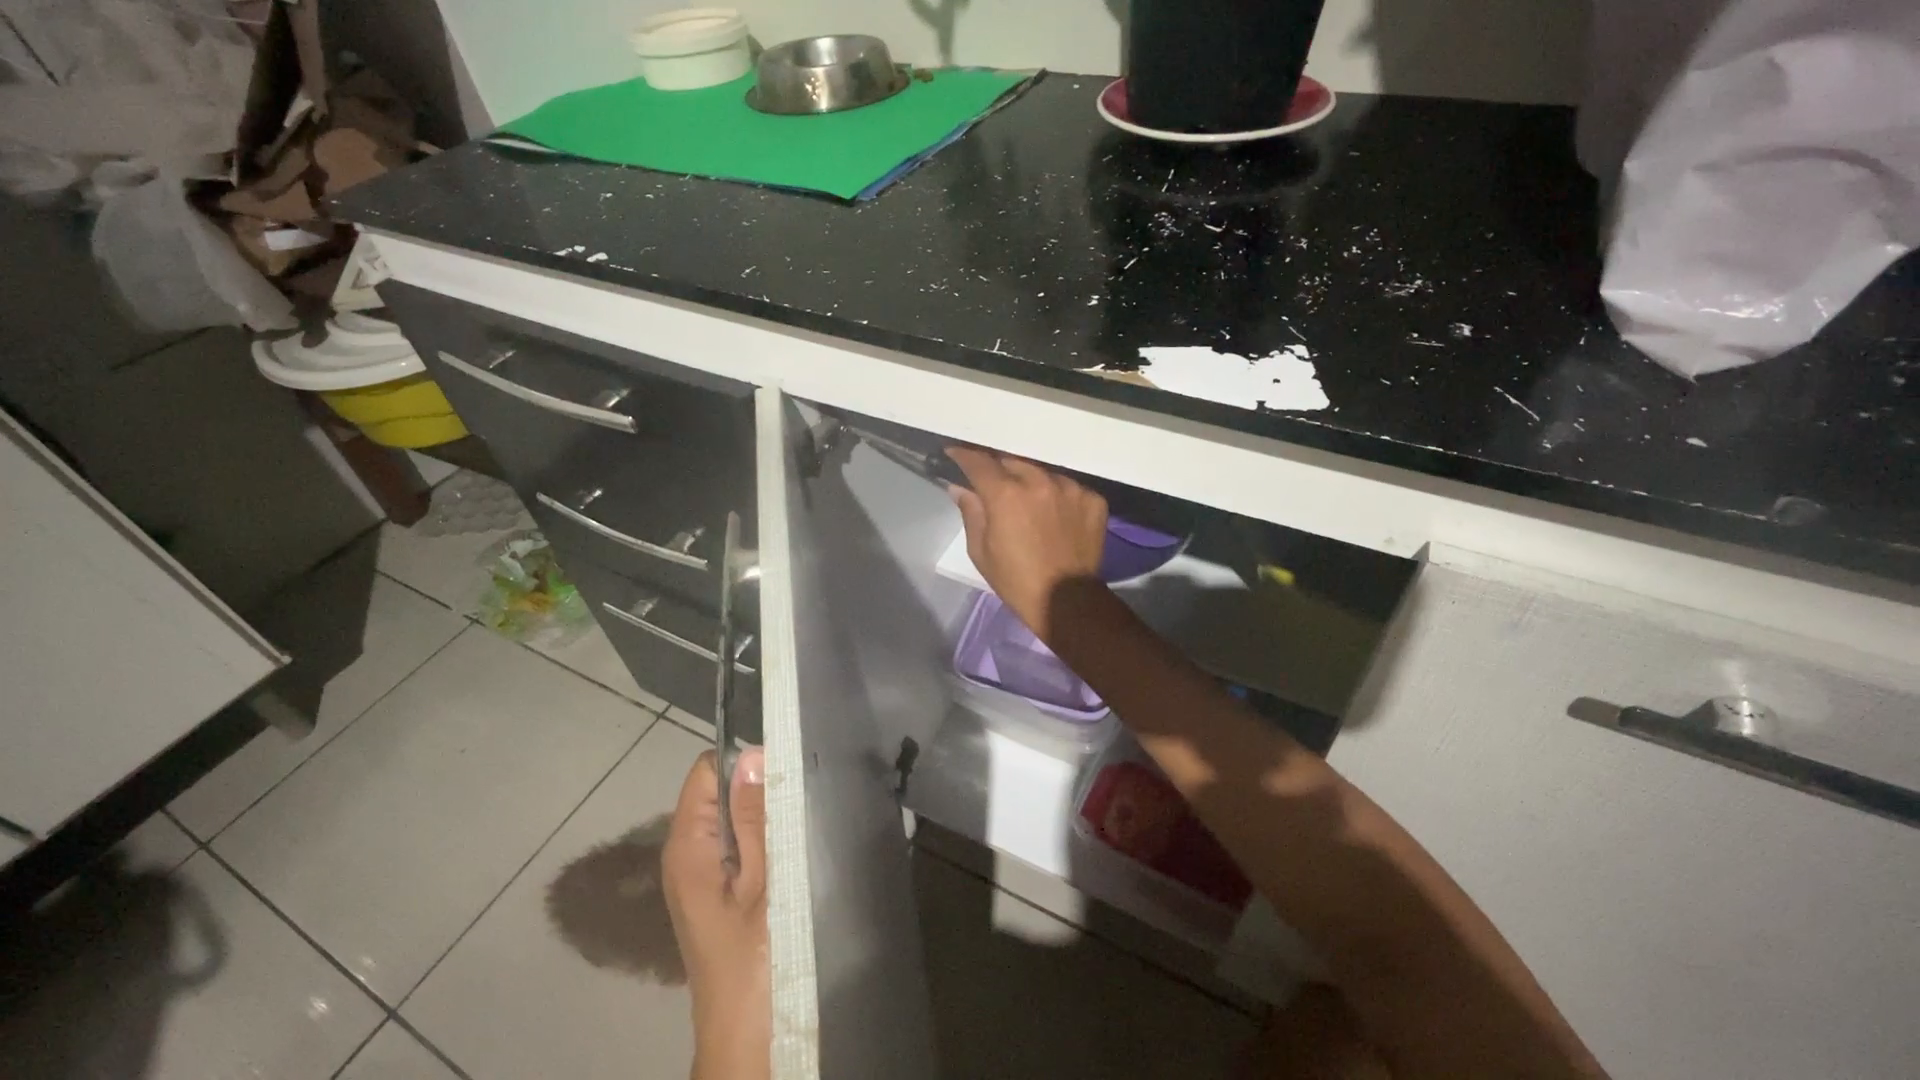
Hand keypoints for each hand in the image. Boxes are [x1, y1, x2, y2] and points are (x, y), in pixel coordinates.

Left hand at [663, 747, 769, 1079]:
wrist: (747, 1036)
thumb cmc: (757, 957)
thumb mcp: (763, 882)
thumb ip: (756, 818)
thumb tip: (753, 753)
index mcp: (688, 846)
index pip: (706, 771)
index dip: (744, 762)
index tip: (788, 769)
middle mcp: (684, 854)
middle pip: (718, 794)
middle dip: (758, 789)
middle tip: (803, 799)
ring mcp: (698, 876)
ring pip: (730, 820)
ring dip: (764, 818)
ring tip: (802, 823)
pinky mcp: (715, 895)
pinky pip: (736, 847)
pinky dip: (762, 843)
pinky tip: (791, 855)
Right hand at [945, 447, 1108, 642]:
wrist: (1067, 602)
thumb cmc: (1016, 581)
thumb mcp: (981, 551)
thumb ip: (971, 512)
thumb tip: (961, 488)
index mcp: (1006, 494)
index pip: (979, 462)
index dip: (964, 455)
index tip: (956, 453)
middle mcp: (1039, 482)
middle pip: (1013, 462)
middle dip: (1000, 470)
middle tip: (995, 485)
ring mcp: (1070, 488)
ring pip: (1043, 473)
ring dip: (1032, 482)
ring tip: (1030, 502)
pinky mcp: (1093, 499)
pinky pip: (1070, 488)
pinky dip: (1059, 497)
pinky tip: (1057, 516)